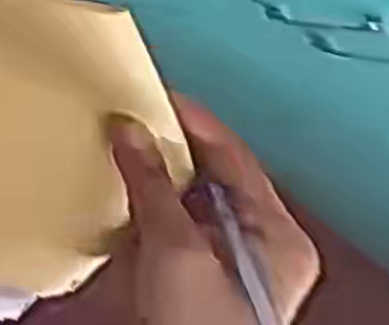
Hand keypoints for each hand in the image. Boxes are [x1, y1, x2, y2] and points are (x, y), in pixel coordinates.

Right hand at [110, 96, 320, 324]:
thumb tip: (128, 126)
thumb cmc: (202, 321)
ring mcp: (223, 248)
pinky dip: (142, 182)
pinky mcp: (191, 258)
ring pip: (184, 183)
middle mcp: (256, 234)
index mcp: (274, 231)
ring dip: (150, 158)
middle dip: (165, 135)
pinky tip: (116, 168)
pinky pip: (167, 203)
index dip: (189, 116)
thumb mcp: (176, 249)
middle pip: (207, 165)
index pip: (230, 152)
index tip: (146, 87)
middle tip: (123, 105)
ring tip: (114, 130)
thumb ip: (151, 183)